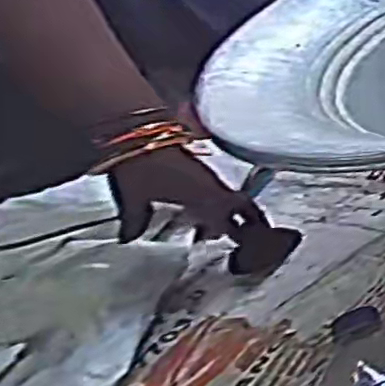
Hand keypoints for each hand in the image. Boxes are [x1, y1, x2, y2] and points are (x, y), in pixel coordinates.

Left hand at [107, 146, 264, 240]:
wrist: (142, 140)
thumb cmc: (140, 170)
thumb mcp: (133, 199)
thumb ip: (135, 221)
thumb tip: (129, 238)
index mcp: (204, 200)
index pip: (228, 221)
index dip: (235, 234)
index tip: (240, 245)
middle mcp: (215, 189)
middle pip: (246, 206)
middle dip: (253, 220)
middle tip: (256, 233)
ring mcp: (213, 180)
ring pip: (238, 199)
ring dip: (242, 211)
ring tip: (240, 222)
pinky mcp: (206, 174)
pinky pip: (225, 192)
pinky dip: (226, 203)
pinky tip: (213, 209)